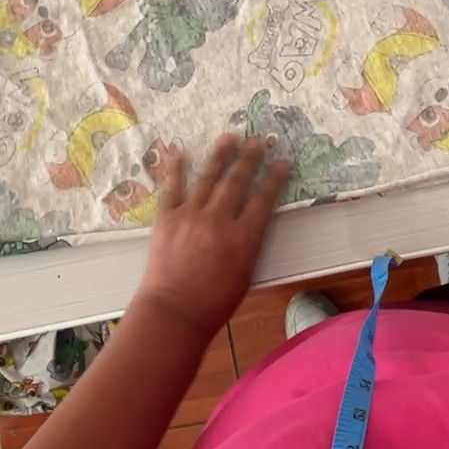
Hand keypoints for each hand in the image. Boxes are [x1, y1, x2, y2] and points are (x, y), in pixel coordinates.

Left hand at [132, 134, 289, 336]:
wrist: (174, 312)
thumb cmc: (215, 302)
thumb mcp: (246, 273)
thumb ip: (249, 244)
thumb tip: (251, 222)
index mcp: (243, 237)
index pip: (263, 200)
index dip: (274, 179)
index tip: (281, 162)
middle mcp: (218, 220)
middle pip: (237, 181)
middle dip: (250, 159)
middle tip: (258, 141)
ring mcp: (190, 216)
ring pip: (208, 178)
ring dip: (220, 156)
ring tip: (229, 137)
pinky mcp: (167, 218)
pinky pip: (172, 188)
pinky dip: (176, 169)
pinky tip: (181, 153)